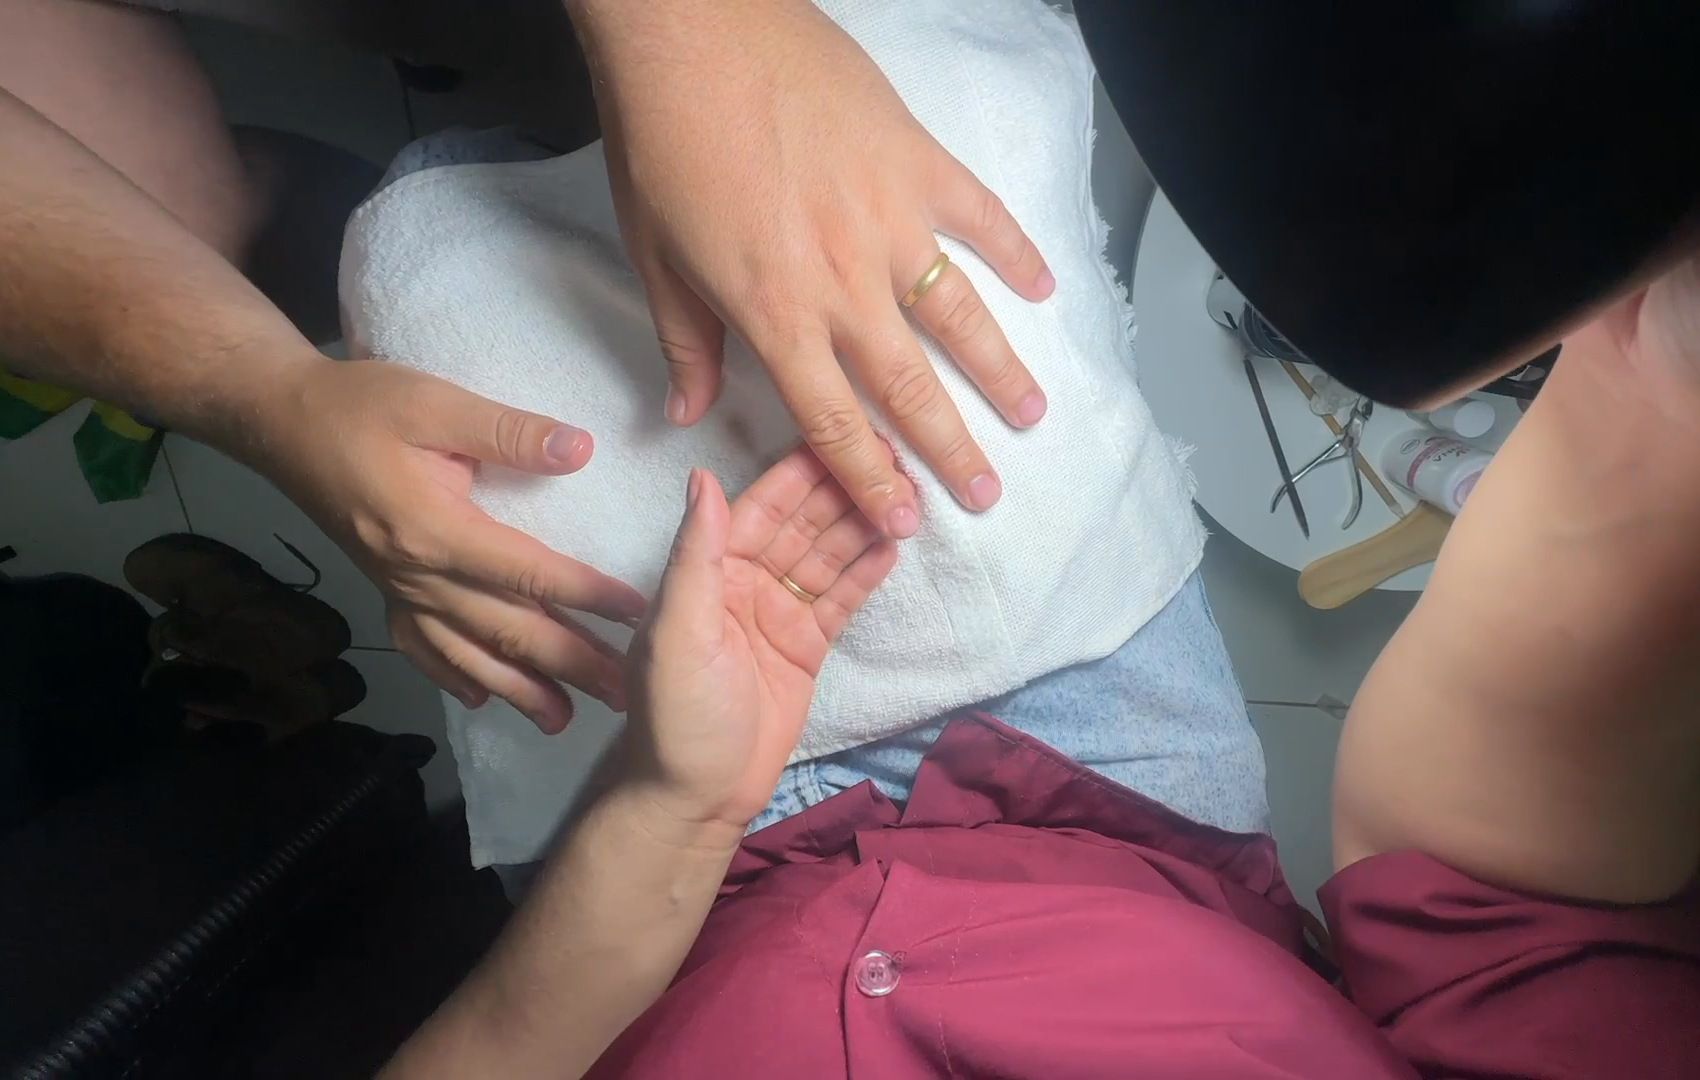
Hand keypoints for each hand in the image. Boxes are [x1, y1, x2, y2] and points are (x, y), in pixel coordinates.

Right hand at [244, 357, 646, 731]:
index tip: (639, 615)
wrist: (274, 418)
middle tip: (624, 695)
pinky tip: (482, 699)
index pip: (530, 575)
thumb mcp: (435, 403)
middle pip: (508, 630)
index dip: (588, 596)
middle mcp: (419, 575)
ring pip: (468, 652)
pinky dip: (454, 676)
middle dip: (569, 666)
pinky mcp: (386, 589)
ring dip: (518, 689)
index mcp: (437, 532)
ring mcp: (399, 589)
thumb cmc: (359, 405)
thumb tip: (580, 450)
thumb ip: (508, 430)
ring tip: (563, 719)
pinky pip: (422, 647)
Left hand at [575, 0, 1054, 538]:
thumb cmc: (664, 144)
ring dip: (999, 371)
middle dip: (951, 451)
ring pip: (960, 316)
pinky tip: (1043, 287)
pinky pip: (979, 217)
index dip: (871, 481)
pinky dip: (1015, 252)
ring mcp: (889, 222)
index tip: (905, 521)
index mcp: (778, 316)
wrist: (690, 24)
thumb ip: (684, 346)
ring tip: (1032, 413)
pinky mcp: (916, 164)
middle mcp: (845, 285)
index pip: (835, 424)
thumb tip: (685, 415)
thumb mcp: (656, 259)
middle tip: (986, 493)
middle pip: (910, 389)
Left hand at [619, 447, 896, 833]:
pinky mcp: (808, 643)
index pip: (763, 507)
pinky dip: (865, 573)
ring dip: (862, 527)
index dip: (801, 474)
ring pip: (828, 557)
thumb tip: (703, 476)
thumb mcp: (680, 630)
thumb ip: (697, 555)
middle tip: (893, 463)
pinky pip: (841, 599)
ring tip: (905, 499)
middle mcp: (748, 580)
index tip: (843, 438)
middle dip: (843, 494)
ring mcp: (781, 610)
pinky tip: (893, 546)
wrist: (700, 794)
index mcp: (712, 569)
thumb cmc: (679, 713)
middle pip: (804, 525)